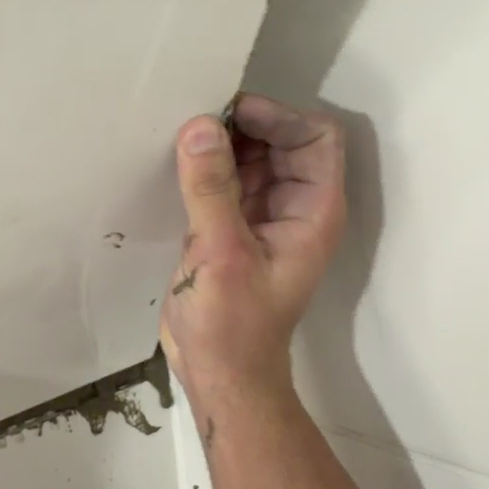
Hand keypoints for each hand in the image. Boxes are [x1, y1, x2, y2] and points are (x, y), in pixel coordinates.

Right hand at [160, 94, 345, 402]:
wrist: (220, 374)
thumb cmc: (233, 325)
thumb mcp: (222, 254)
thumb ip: (211, 189)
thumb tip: (199, 126)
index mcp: (312, 211)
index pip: (315, 138)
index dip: (278, 118)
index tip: (229, 114)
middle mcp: (291, 208)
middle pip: (280, 143)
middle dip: (244, 126)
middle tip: (195, 117)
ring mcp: (259, 219)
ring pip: (249, 160)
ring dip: (220, 145)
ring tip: (179, 134)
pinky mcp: (228, 230)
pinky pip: (222, 184)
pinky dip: (203, 169)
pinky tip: (173, 163)